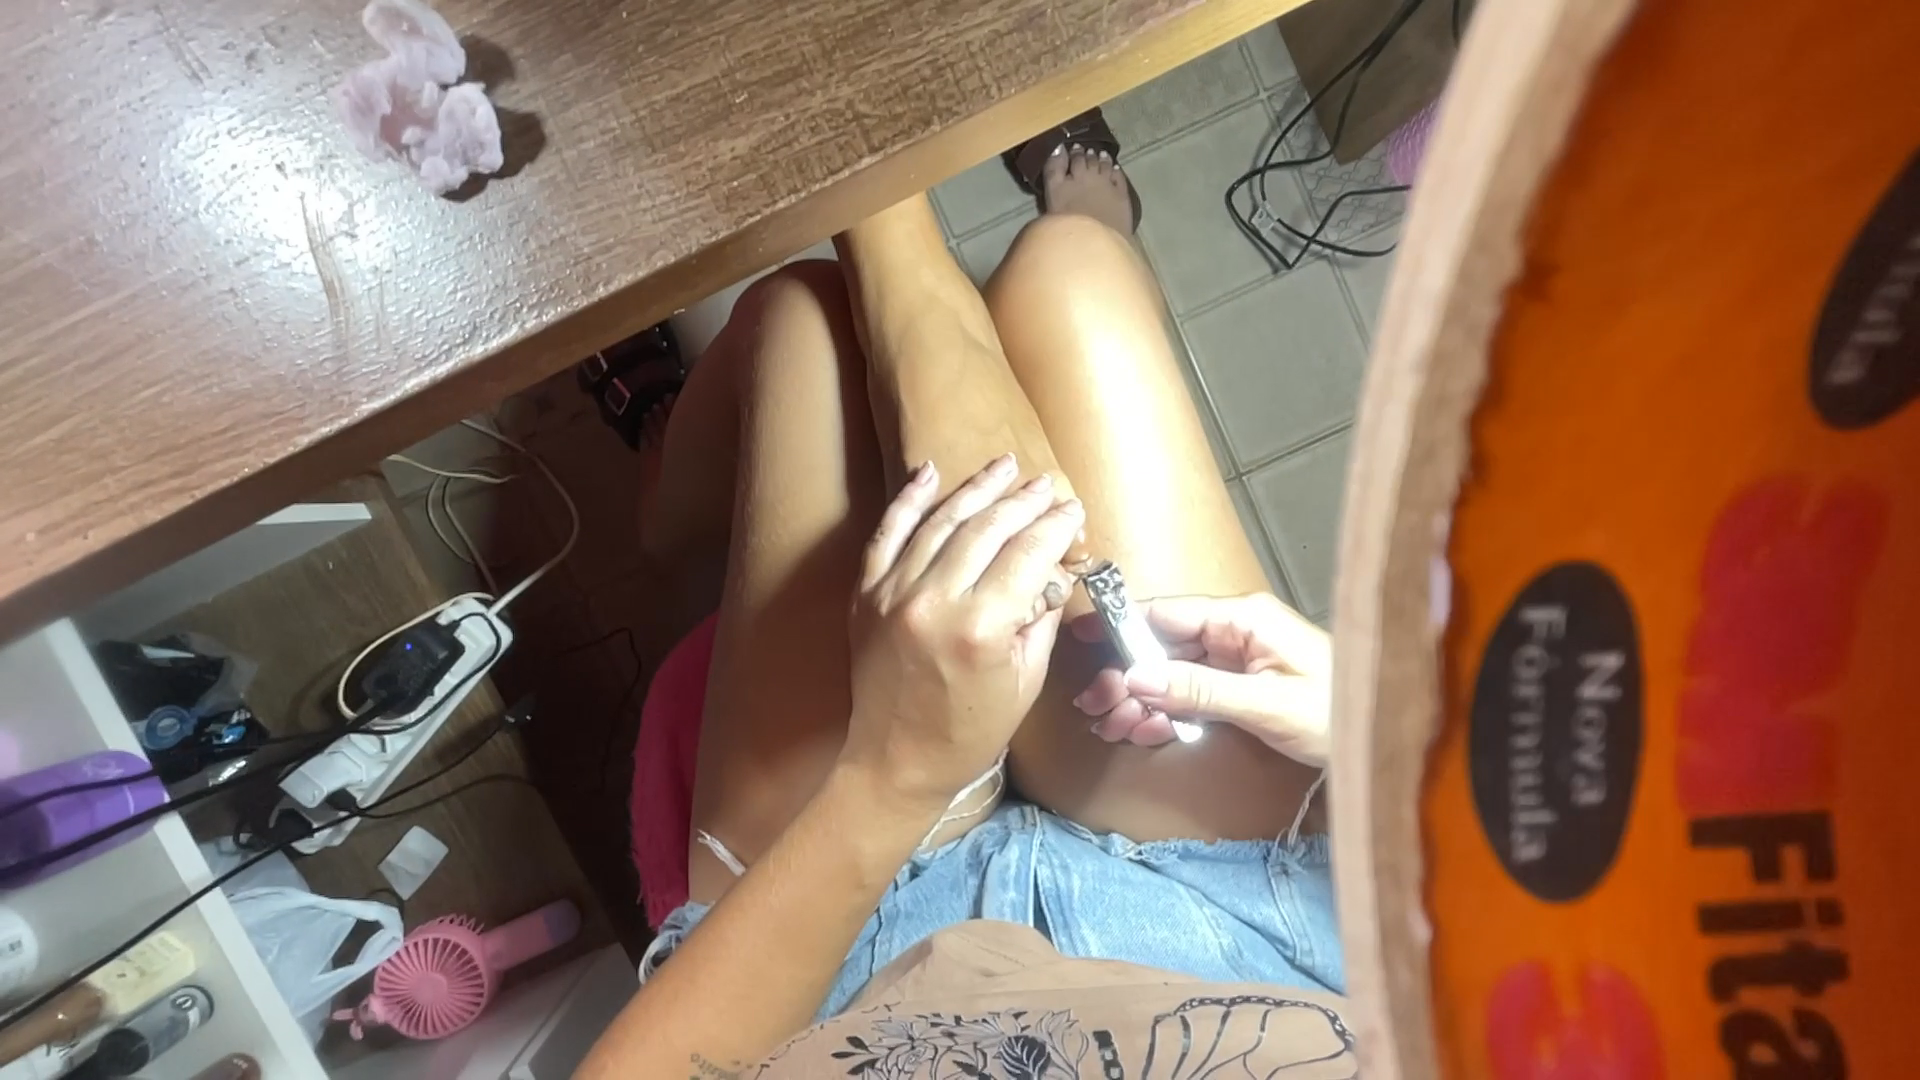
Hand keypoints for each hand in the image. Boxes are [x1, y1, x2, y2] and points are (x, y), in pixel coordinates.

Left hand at [841, 454, 1085, 809]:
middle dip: (1023, 502)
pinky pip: (887, 534)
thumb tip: (1054, 568)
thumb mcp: (1025, 680)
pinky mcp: (866, 595)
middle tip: (1047, 484)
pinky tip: (931, 473)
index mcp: (981, 628)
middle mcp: (933, 601)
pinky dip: (908, 501)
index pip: (1028, 555)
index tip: (1073, 509)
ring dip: (976, 490)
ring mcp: (892, 593)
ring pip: (941, 522)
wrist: (896, 761)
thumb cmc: (970, 731)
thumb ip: (1039, 616)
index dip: (1055, 527)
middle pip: (987, 530)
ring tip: (1004, 466)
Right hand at [1069, 592, 1329, 765]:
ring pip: (1167, 676)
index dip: (1120, 624)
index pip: (1165, 613)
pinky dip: (1163, 715)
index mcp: (1240, 620)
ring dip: (1137, 701)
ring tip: (1109, 727)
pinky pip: (1187, 696)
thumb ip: (1199, 689)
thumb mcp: (1268, 705)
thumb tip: (1135, 677)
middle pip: (1160, 649)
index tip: (1080, 635)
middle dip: (1124, 677)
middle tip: (1092, 707)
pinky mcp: (1237, 688)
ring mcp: (1233, 662)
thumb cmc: (1342, 714)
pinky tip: (1140, 731)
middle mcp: (1231, 634)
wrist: (1392, 744)